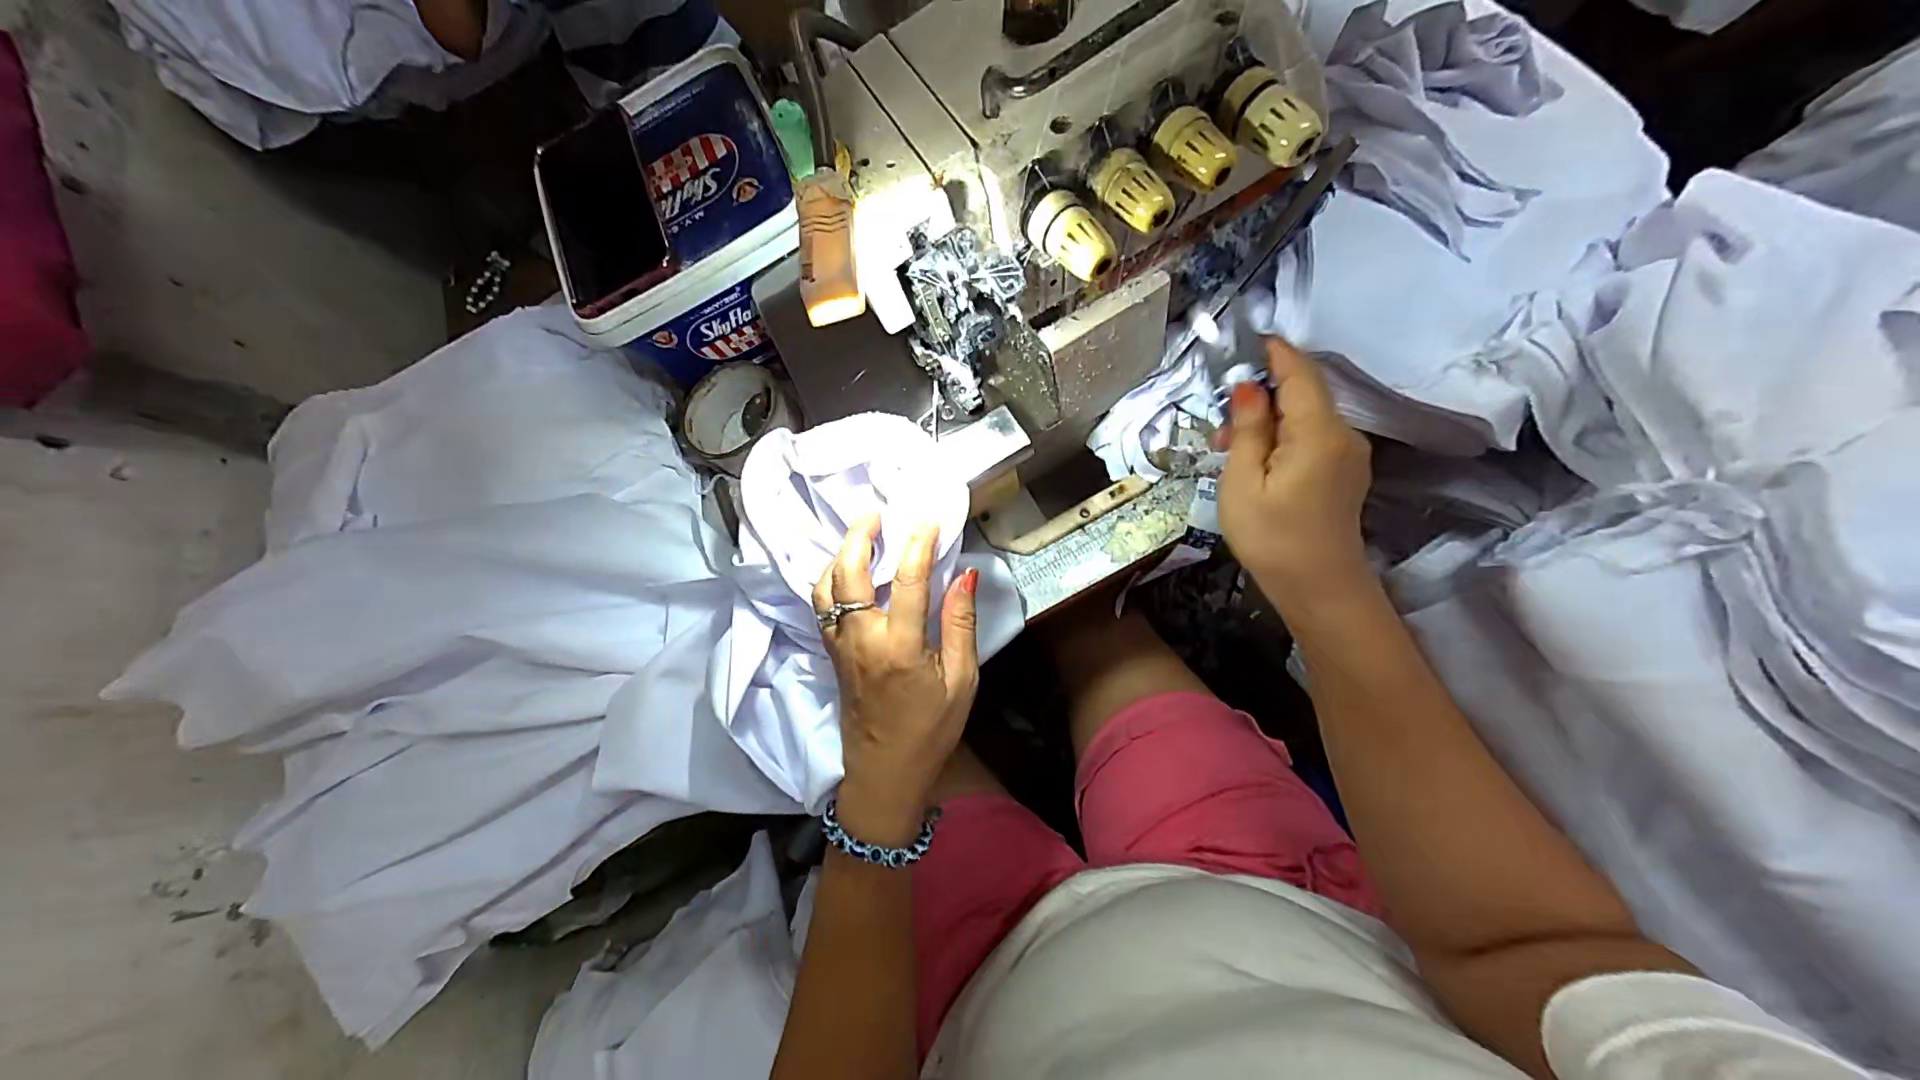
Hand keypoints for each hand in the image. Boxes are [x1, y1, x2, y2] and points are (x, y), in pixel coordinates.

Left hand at [814, 514, 979, 846]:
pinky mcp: (832, 654)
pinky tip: (848, 572)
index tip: (928, 522)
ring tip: (861, 537)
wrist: (884, 773)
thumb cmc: (930, 731)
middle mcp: (862, 639)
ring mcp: (841, 645)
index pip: (908, 580)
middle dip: (859, 537)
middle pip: (848, 574)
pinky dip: (831, 579)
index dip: (918, 544)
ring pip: (826, 587)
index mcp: (900, 647)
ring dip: (840, 555)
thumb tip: (965, 575)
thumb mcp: (961, 682)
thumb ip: (961, 625)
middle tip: (877, 515)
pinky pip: (822, 606)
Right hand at [1219, 337, 1374, 610]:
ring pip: (1306, 417)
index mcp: (1319, 432)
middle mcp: (1344, 434)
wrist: (1320, 589)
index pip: (1299, 373)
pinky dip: (1283, 437)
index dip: (1273, 353)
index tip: (1244, 341)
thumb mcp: (1242, 483)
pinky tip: (1256, 461)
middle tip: (1220, 422)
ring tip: (1230, 448)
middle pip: (1304, 393)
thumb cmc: (1272, 538)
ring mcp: (1349, 454)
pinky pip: (1313, 438)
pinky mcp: (1345, 472)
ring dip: (1269, 420)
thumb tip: (1247, 388)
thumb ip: (1248, 430)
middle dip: (1262, 394)